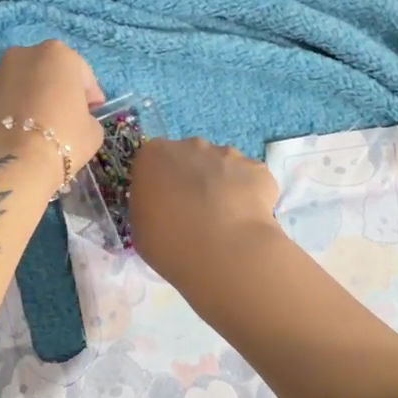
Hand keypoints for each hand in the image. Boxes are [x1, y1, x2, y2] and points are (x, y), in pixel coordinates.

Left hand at [0, 41, 106, 189]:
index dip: (89, 97)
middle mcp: (24, 54)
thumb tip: (77, 120)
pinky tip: (19, 135)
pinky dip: (13, 112)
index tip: (90, 114)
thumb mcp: (93, 130)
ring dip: (33, 100)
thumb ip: (87, 117)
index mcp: (58, 54)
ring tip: (38, 130)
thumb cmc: (62, 138)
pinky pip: (5, 102)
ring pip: (24, 86)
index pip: (82, 75)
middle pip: (49, 74)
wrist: (11, 162)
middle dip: (57, 92)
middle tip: (64, 120)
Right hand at [127, 138, 282, 288]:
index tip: (162, 205)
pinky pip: (250, 181)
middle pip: (189, 158)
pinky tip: (244, 221)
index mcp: (154, 155)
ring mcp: (229, 155)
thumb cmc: (167, 240)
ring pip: (222, 167)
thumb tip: (162, 204)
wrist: (221, 251)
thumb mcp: (139, 225)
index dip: (158, 182)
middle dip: (191, 180)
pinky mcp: (259, 170)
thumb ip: (148, 204)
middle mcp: (191, 146)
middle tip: (193, 214)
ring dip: (220, 186)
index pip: (153, 161)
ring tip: (222, 222)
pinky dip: (248, 197)